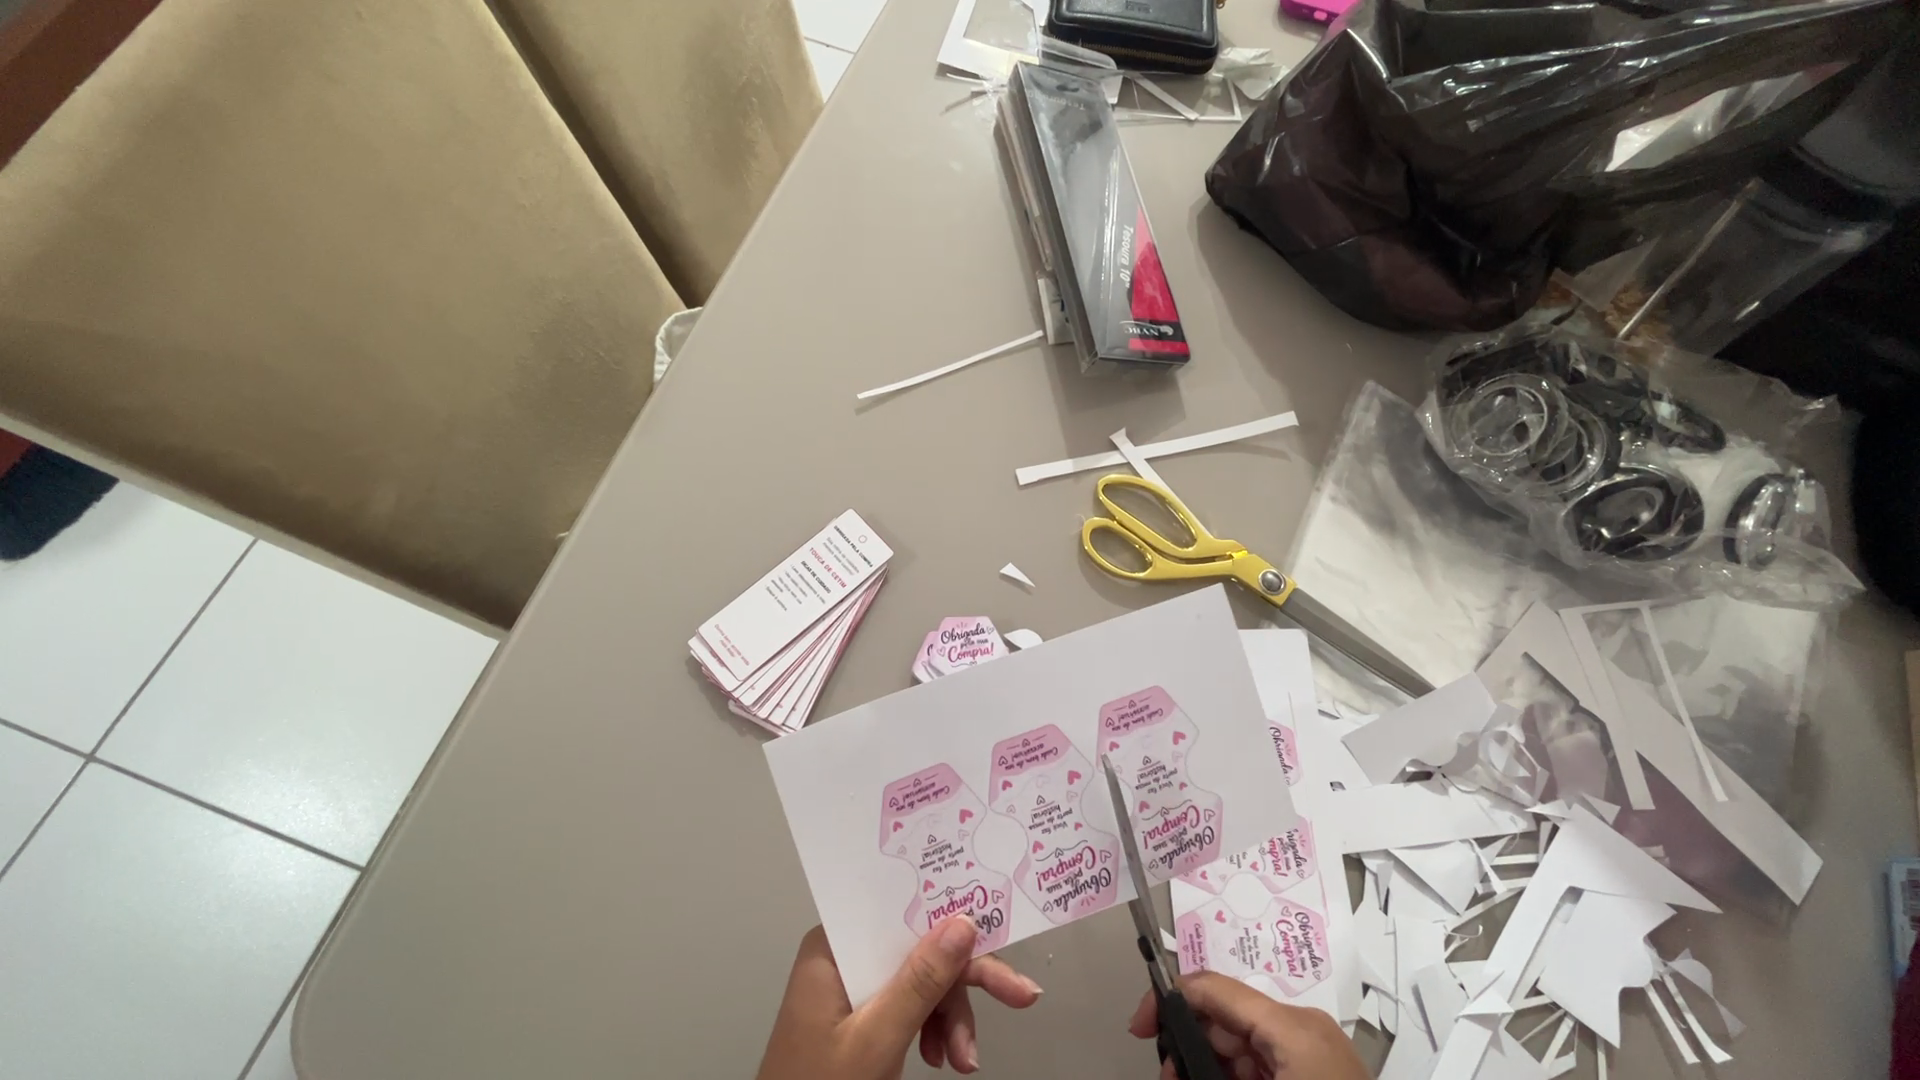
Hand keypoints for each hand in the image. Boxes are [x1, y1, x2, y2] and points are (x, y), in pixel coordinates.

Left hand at [756, 917, 1042, 1079]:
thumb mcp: (876, 1038)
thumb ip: (920, 982)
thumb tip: (963, 921)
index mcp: (834, 947)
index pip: (901, 912)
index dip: (950, 917)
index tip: (995, 930)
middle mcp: (842, 955)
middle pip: (917, 948)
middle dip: (962, 983)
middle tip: (1019, 997)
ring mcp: (851, 986)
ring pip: (920, 980)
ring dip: (950, 1017)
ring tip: (963, 1062)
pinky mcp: (859, 1016)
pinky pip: (908, 1006)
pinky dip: (932, 1030)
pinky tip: (943, 1059)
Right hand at [1128, 972, 1367, 1079]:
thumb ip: (1208, 1070)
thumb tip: (1174, 1070)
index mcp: (1292, 1028)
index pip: (1214, 988)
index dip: (1169, 999)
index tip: (1139, 1030)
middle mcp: (1303, 1028)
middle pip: (1226, 1017)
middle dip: (1189, 1044)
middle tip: (1168, 1078)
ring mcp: (1314, 1052)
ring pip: (1242, 1043)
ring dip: (1210, 1064)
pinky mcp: (1318, 1072)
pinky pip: (1264, 1063)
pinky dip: (1236, 1075)